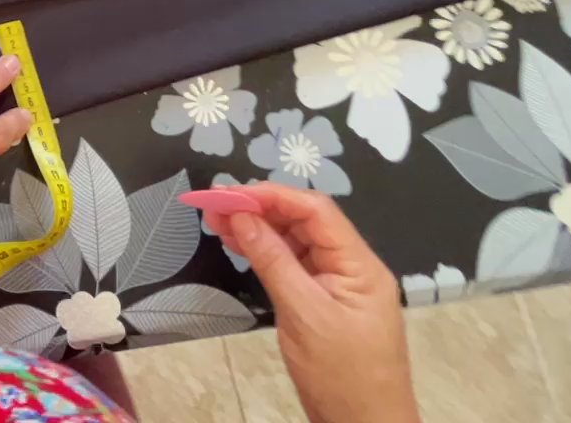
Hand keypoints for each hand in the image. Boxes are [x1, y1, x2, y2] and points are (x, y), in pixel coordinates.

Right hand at [205, 183, 419, 422]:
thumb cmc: (342, 376)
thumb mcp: (303, 314)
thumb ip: (272, 259)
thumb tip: (239, 214)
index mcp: (358, 264)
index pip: (314, 210)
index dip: (270, 195)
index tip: (228, 194)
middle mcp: (348, 266)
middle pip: (301, 220)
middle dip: (257, 207)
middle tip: (212, 204)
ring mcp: (334, 283)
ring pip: (291, 238)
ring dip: (254, 225)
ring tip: (214, 219)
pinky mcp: (320, 299)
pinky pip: (288, 261)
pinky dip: (261, 249)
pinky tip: (235, 241)